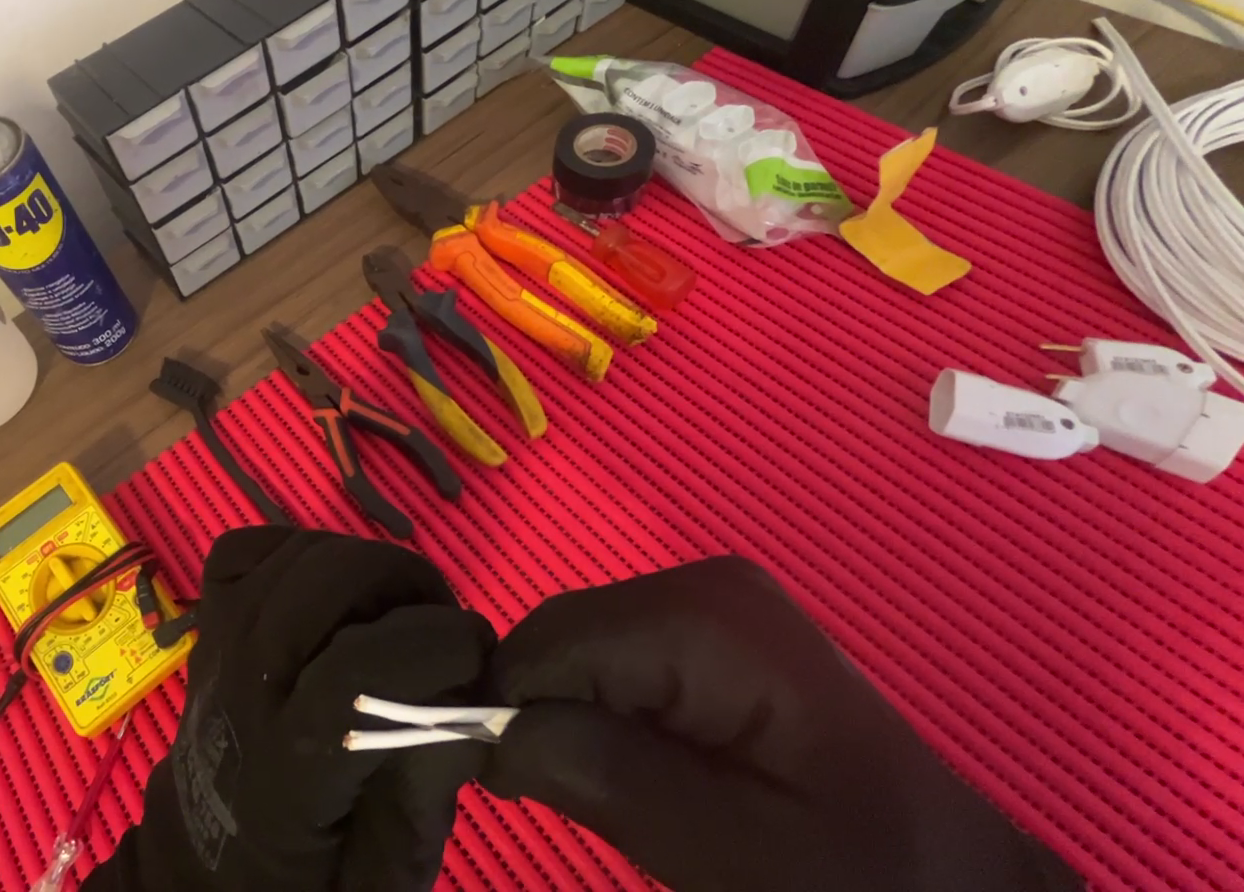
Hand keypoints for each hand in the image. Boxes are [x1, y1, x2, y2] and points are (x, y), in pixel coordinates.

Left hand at [87, 527, 494, 891]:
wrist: (206, 862)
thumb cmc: (306, 873)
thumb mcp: (383, 870)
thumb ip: (427, 790)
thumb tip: (470, 701)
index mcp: (291, 764)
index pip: (359, 668)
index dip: (435, 644)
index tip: (478, 654)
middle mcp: (246, 684)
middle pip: (330, 579)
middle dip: (409, 584)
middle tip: (440, 627)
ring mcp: (220, 637)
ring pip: (303, 550)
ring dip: (368, 565)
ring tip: (395, 609)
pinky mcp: (210, 614)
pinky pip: (254, 544)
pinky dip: (299, 550)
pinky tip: (328, 595)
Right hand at [482, 556, 1082, 891]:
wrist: (951, 880)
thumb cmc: (854, 877)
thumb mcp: (731, 853)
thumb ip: (606, 777)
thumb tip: (491, 733)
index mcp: (703, 616)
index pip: (550, 644)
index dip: (515, 712)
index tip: (519, 787)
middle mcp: (695, 581)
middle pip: (557, 635)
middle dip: (544, 713)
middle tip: (578, 797)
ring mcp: (700, 596)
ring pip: (572, 645)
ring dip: (570, 715)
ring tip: (621, 785)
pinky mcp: (700, 624)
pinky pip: (606, 655)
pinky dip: (597, 707)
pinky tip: (640, 756)